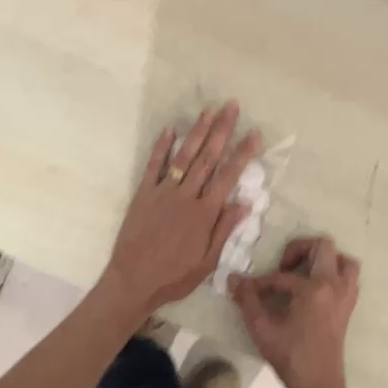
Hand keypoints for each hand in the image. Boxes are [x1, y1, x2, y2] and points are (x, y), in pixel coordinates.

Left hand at [99, 103, 262, 317]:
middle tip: (232, 106)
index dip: (242, 154)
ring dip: (197, 132)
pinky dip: (161, 147)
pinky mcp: (143, 195)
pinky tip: (170, 130)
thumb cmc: (173, 277)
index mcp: (204, 214)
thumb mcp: (207, 262)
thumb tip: (245, 203)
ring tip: (209, 110)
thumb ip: (224, 230)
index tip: (254, 133)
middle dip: (221, 130)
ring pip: (183, 157)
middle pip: (207, 158)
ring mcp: (162, 193)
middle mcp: (185, 197)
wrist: (132, 281)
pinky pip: (153, 166)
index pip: (227, 177)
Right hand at [230, 237, 360, 387]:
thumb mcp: (261, 328)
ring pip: (343, 260)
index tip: (249, 291)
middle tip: (284, 266)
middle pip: (323, 246)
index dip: (262, 281)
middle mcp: (334, 286)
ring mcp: (346, 296)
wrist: (318, 385)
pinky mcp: (349, 308)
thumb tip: (234, 278)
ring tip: (304, 273)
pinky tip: (314, 290)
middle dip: (300, 250)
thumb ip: (247, 300)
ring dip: (324, 260)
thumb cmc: (289, 356)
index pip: (283, 275)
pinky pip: (348, 278)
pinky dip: (334, 275)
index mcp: (314, 289)